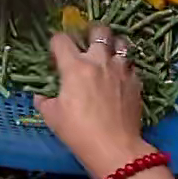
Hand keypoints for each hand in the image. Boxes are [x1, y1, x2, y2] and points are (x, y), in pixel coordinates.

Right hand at [34, 24, 155, 178]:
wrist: (114, 147)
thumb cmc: (78, 131)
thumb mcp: (52, 117)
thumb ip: (44, 101)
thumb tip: (41, 97)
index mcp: (74, 67)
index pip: (61, 40)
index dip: (56, 42)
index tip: (55, 51)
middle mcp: (99, 62)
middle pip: (99, 31)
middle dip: (91, 33)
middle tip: (87, 43)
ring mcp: (121, 70)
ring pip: (121, 43)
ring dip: (113, 46)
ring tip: (108, 55)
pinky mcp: (136, 82)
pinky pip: (131, 66)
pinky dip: (124, 67)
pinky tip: (119, 78)